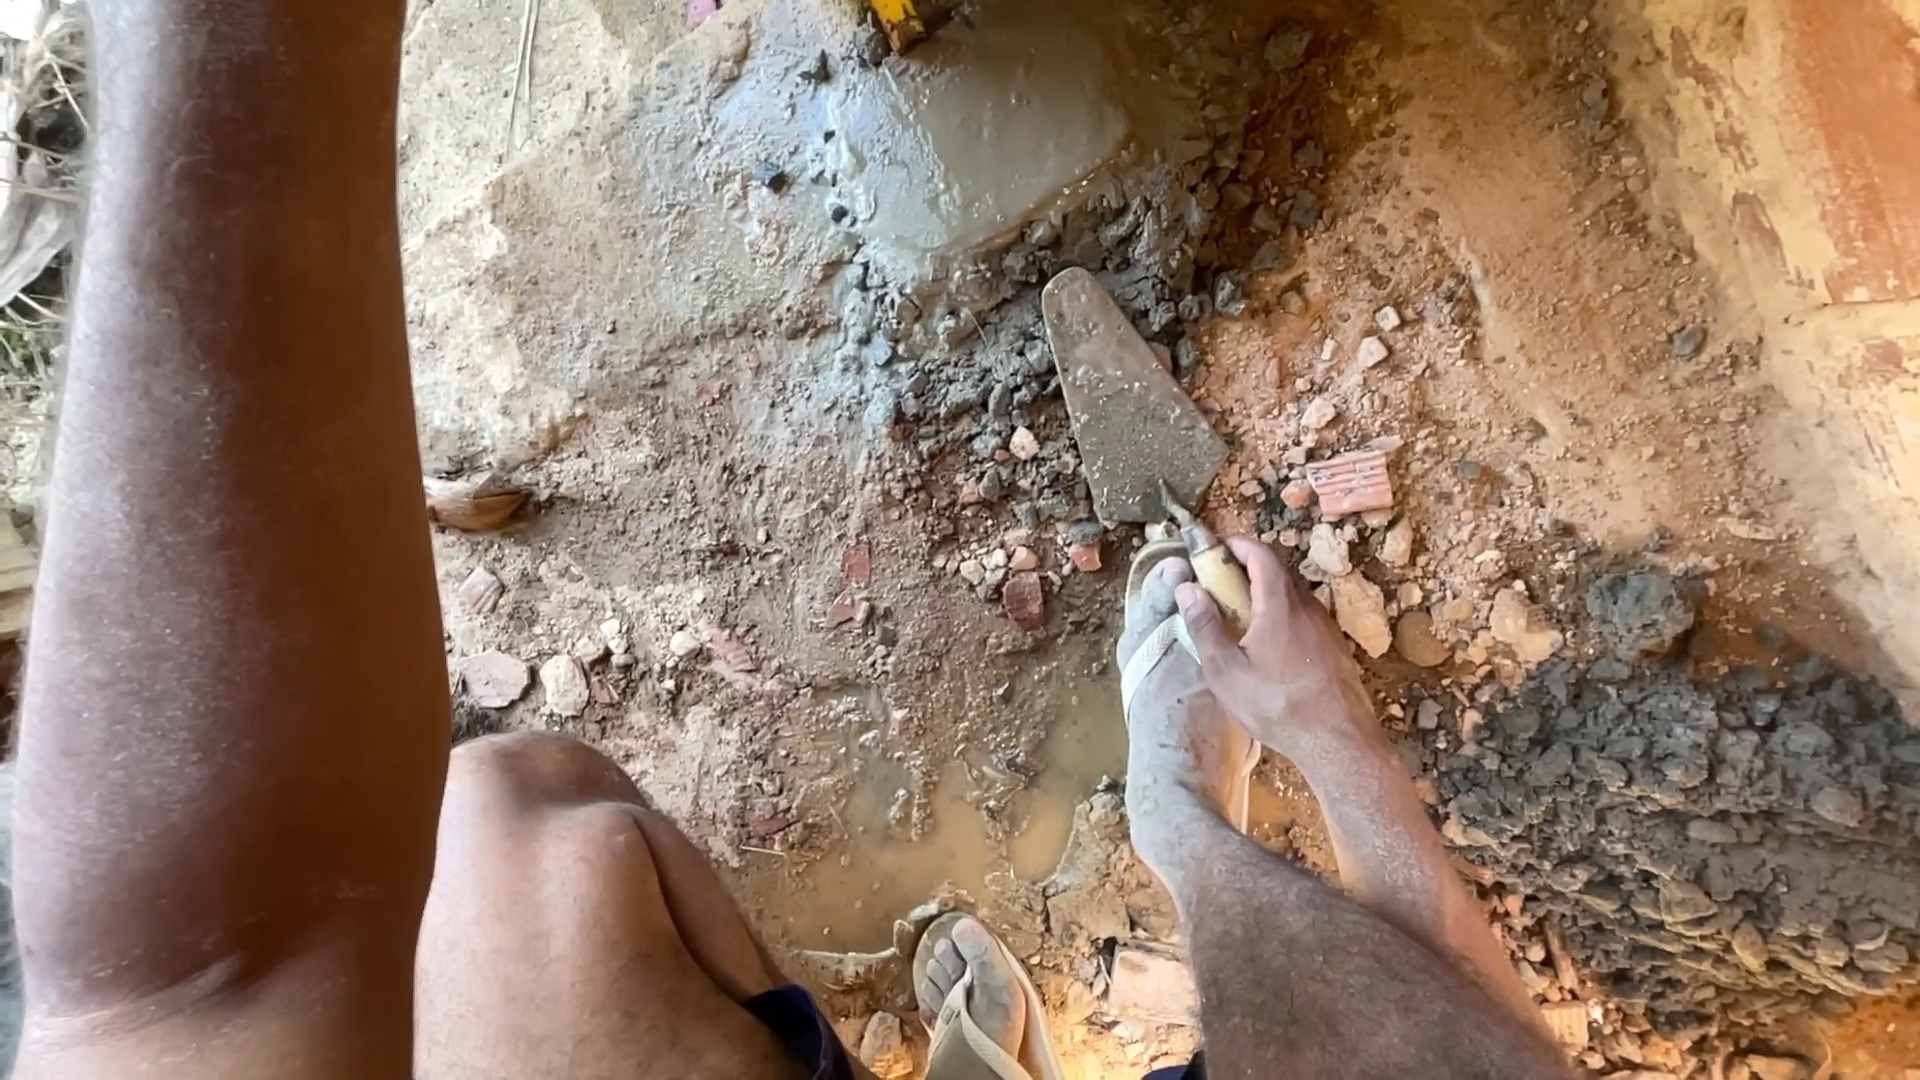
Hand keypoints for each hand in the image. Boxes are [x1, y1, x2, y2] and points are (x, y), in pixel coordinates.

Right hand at [1175, 537, 1380, 760]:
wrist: (1339, 744)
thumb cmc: (1276, 705)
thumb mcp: (1225, 670)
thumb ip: (1205, 625)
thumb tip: (1188, 589)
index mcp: (1279, 605)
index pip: (1261, 554)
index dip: (1237, 545)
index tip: (1215, 550)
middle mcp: (1307, 608)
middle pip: (1276, 572)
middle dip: (1245, 569)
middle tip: (1217, 586)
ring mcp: (1326, 628)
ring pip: (1291, 596)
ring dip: (1262, 595)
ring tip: (1237, 619)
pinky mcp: (1335, 648)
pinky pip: (1303, 618)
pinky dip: (1280, 616)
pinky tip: (1266, 647)